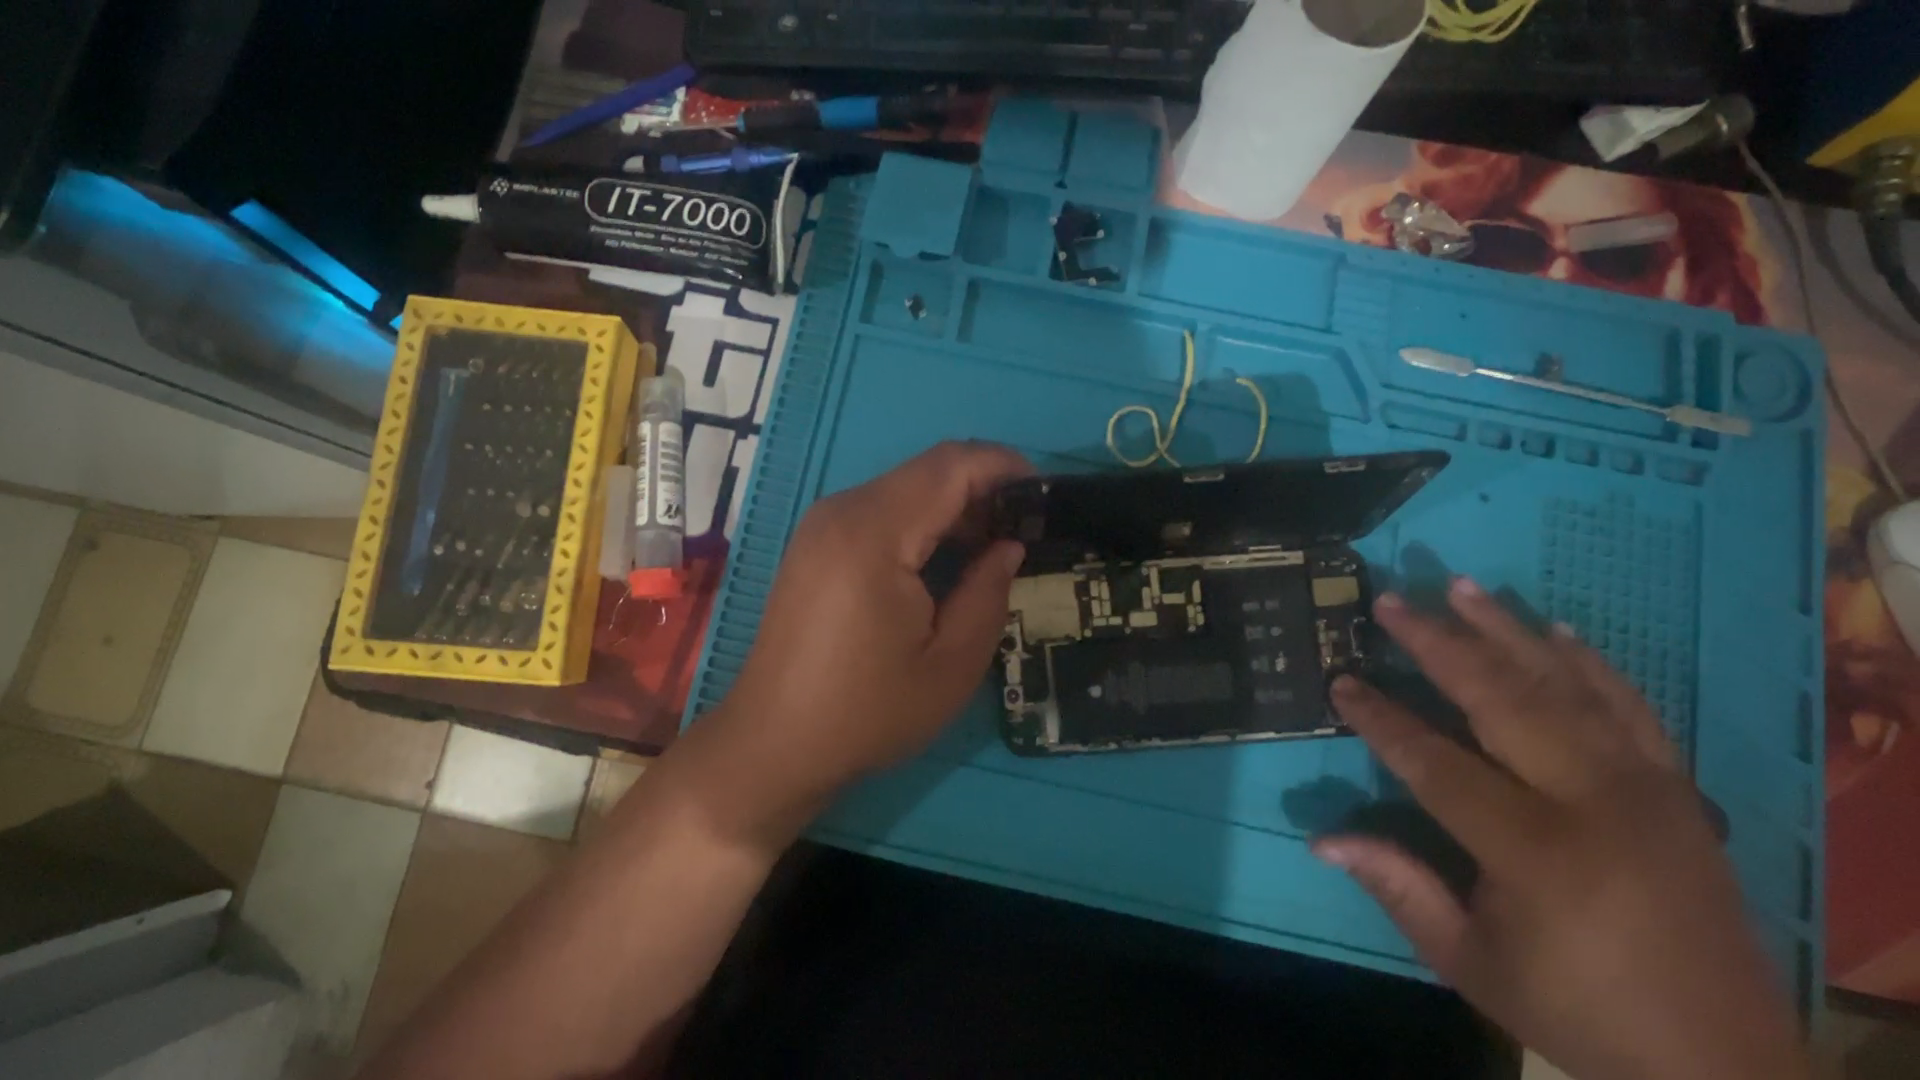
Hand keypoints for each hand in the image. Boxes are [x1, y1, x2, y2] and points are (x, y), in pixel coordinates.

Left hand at [674, 441, 1030, 849]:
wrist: (773, 743)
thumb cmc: (866, 712)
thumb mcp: (950, 664)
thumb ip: (988, 593)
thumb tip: (1008, 545)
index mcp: (874, 534)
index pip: (951, 466)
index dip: (1004, 466)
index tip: (1046, 494)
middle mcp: (842, 512)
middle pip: (926, 470)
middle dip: (982, 487)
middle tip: (1027, 529)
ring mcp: (821, 525)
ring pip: (903, 487)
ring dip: (952, 505)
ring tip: (993, 547)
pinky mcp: (814, 544)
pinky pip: (879, 510)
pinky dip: (920, 521)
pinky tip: (944, 560)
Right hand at [1317, 579, 1807, 1079]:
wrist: (1718, 1055)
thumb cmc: (1576, 1007)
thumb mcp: (1470, 962)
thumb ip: (1399, 890)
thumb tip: (1322, 840)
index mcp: (1534, 850)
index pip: (1437, 763)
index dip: (1382, 720)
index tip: (1341, 682)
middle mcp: (1592, 800)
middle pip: (1503, 700)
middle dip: (1439, 645)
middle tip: (1391, 601)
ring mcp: (1644, 786)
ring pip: (1565, 687)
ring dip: (1508, 631)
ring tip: (1460, 587)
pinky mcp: (1677, 788)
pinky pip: (1630, 707)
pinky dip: (1591, 662)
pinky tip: (1555, 629)